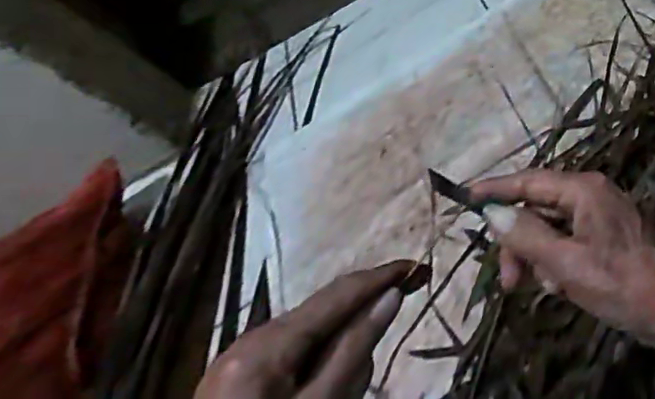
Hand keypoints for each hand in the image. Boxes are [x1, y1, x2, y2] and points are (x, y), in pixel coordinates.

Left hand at [195, 260, 428, 398]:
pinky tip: (327, 388)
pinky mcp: (234, 382)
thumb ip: (355, 349)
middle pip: (323, 310)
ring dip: (340, 346)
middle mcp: (250, 339)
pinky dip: (317, 363)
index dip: (383, 276)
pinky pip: (289, 355)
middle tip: (395, 329)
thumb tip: (392, 295)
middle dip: (361, 317)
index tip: (420, 268)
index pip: (340, 292)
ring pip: (308, 333)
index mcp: (269, 342)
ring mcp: (237, 361)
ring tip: (349, 389)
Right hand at [469, 170, 654, 346]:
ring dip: (538, 258)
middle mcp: (591, 192)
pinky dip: (556, 263)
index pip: (529, 180)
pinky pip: (568, 241)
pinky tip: (561, 288)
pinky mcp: (607, 234)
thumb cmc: (621, 282)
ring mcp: (601, 212)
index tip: (465, 195)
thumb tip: (494, 213)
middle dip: (518, 242)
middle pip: (538, 206)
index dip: (496, 188)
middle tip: (508, 283)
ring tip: (546, 290)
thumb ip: (529, 237)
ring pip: (551, 227)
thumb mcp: (567, 264)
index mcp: (584, 189)